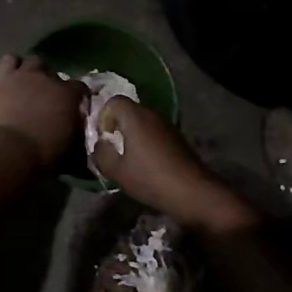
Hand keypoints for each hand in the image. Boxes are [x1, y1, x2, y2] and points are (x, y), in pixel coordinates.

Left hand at [0, 55, 85, 165]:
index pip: (80, 87)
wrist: (16, 149)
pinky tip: (12, 78)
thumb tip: (86, 143)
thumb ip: (80, 136)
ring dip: (33, 70)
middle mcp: (50, 79)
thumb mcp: (74, 147)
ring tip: (30, 83)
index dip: (78, 96)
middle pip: (55, 71)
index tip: (75, 106)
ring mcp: (26, 76)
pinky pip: (9, 60)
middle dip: (53, 81)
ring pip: (33, 61)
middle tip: (48, 95)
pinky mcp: (3, 79)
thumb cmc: (48, 151)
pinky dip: (12, 66)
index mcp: (70, 94)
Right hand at [92, 98, 258, 232]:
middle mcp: (152, 114)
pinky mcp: (177, 137)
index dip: (104, 117)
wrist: (191, 190)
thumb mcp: (116, 170)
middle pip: (129, 110)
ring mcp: (167, 125)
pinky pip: (154, 132)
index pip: (114, 101)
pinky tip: (145, 164)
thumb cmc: (150, 178)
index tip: (104, 138)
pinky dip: (146, 142)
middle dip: (117, 126)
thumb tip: (100, 144)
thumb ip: (101, 153)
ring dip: (132, 135)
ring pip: (142, 122)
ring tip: (127, 159)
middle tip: (112, 149)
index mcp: (136, 116)